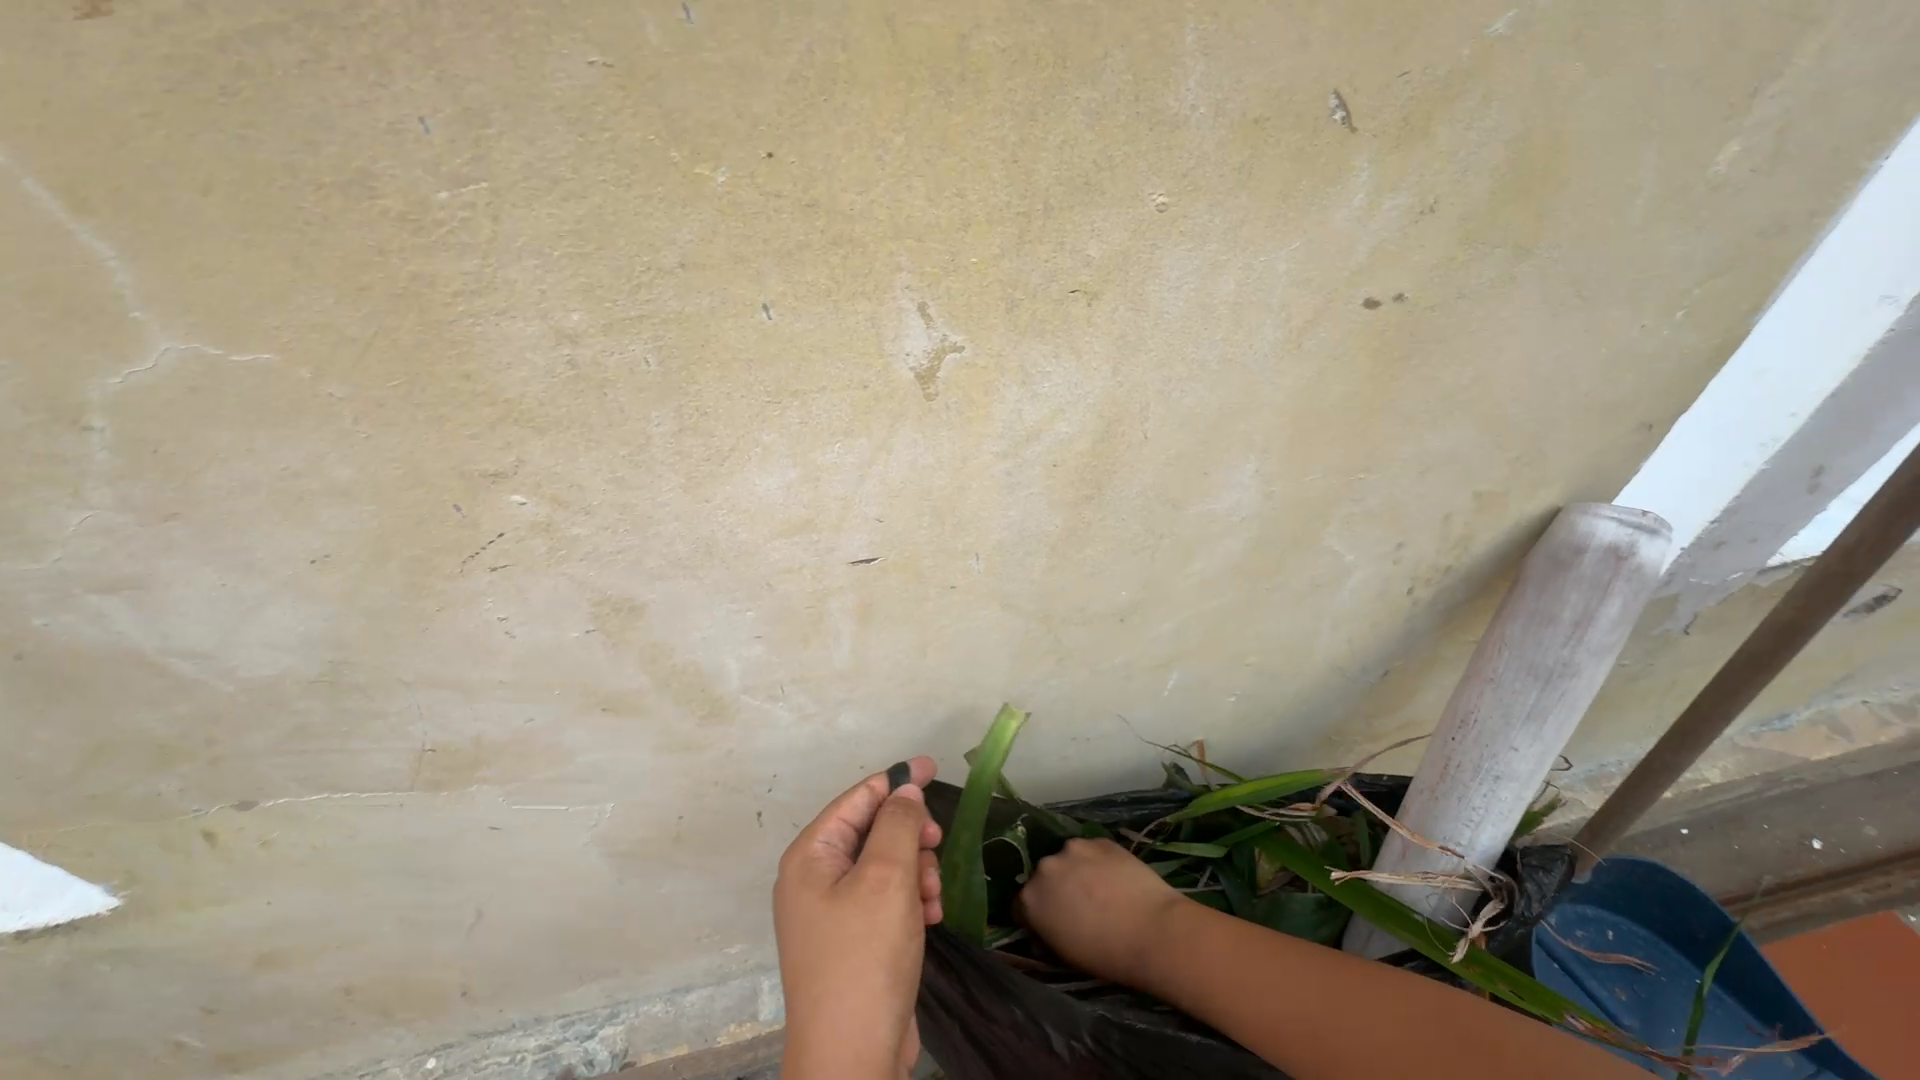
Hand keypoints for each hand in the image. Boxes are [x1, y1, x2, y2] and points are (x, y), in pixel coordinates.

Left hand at [774, 757, 942, 1079]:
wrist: (852, 1053)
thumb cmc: (865, 956)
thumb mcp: (887, 879)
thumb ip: (897, 824)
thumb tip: (904, 789)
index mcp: (811, 856)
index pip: (856, 799)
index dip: (896, 779)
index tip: (935, 766)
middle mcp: (815, 878)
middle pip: (872, 831)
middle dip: (910, 837)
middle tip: (937, 845)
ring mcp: (832, 912)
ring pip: (886, 866)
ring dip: (917, 873)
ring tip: (932, 900)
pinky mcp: (853, 940)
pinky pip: (886, 899)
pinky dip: (911, 901)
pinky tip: (929, 919)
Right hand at [1016, 837, 1189, 986]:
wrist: (1152, 931)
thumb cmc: (1105, 954)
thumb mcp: (1064, 954)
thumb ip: (1045, 933)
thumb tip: (1045, 930)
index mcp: (1030, 898)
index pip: (1020, 904)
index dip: (1034, 915)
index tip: (1050, 923)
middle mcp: (1045, 867)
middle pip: (1043, 877)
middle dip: (1055, 889)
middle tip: (1078, 906)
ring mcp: (1074, 848)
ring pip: (1068, 859)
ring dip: (1076, 871)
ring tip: (1100, 889)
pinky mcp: (1100, 840)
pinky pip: (1092, 851)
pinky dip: (1098, 862)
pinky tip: (1116, 878)